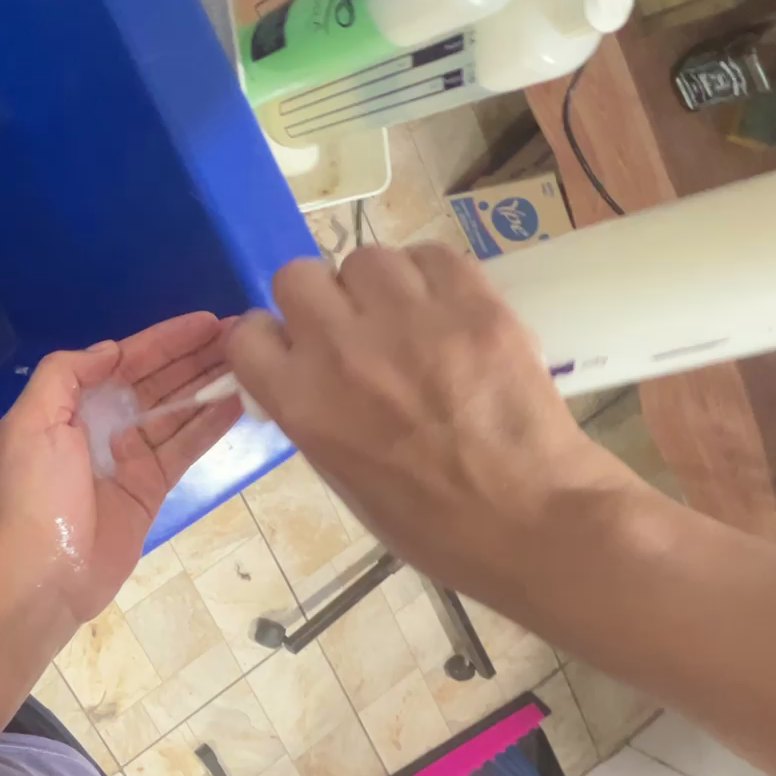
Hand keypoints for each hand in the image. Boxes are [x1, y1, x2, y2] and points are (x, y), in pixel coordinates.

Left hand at [0, 313, 242, 624]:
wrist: (36, 576)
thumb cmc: (32, 494)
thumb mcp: (31, 422)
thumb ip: (65, 374)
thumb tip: (110, 350)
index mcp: (68, 405)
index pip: (124, 361)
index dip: (164, 340)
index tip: (207, 320)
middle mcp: (99, 425)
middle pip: (155, 381)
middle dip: (195, 357)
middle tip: (243, 333)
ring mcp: (127, 458)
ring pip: (175, 411)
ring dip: (209, 385)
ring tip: (251, 360)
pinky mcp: (149, 490)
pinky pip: (184, 448)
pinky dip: (210, 425)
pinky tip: (241, 402)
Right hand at [227, 246, 643, 596]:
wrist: (529, 521)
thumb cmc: (421, 517)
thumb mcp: (332, 470)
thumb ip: (304, 407)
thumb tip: (301, 366)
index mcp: (299, 401)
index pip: (246, 333)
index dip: (266, 336)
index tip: (288, 347)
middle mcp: (340, 350)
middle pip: (296, 277)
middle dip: (314, 298)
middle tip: (346, 327)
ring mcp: (408, 322)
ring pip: (364, 258)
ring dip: (373, 285)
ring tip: (401, 316)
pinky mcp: (473, 305)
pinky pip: (431, 255)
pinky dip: (428, 275)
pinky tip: (442, 309)